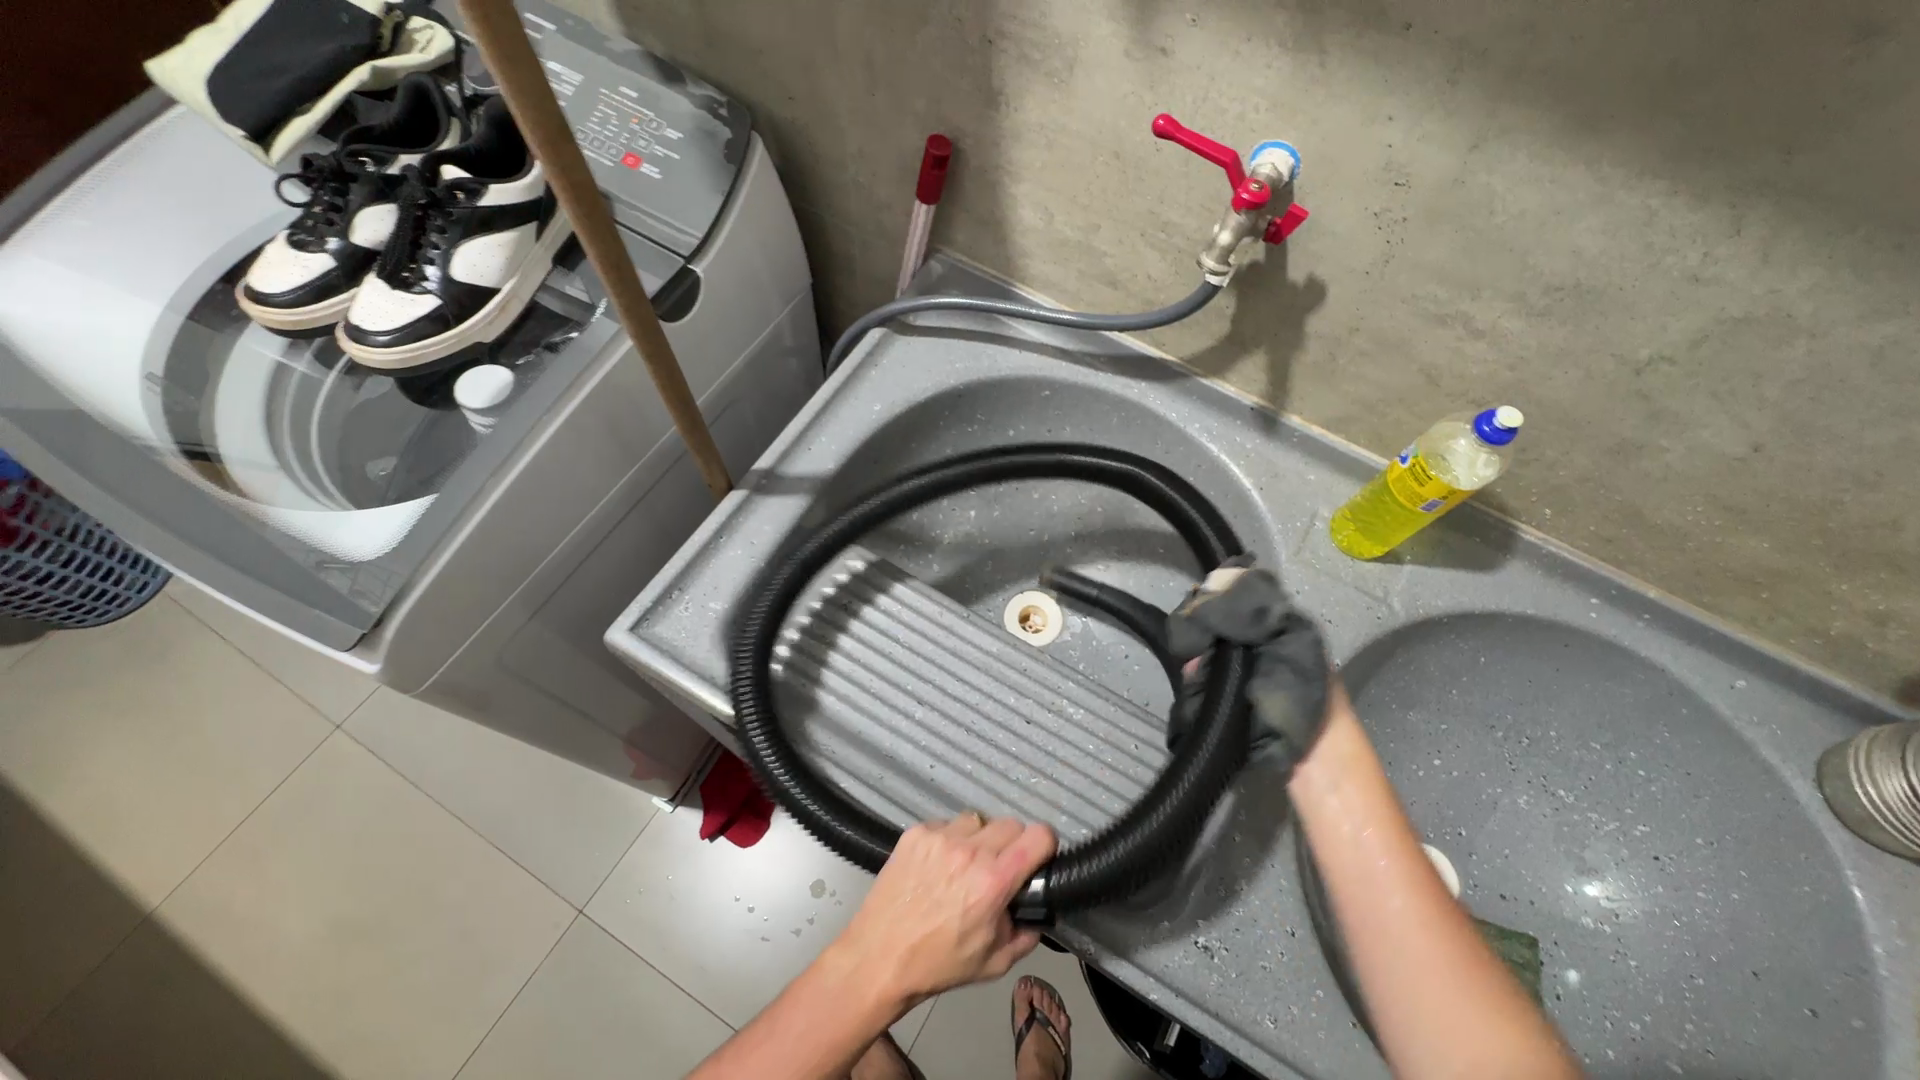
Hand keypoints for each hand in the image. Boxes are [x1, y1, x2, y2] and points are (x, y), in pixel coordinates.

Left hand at [828, 814, 1055, 1008]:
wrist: (879, 957)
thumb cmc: (938, 964)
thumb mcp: (996, 963)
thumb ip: (1027, 934)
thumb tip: (1038, 912)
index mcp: (993, 881)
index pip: (1038, 836)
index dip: (1045, 845)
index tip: (1040, 857)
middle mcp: (968, 851)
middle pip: (1011, 824)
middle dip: (1013, 845)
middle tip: (1001, 869)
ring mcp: (939, 838)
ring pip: (978, 820)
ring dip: (981, 838)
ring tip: (967, 865)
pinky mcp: (915, 834)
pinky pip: (947, 824)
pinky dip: (950, 839)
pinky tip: (940, 865)